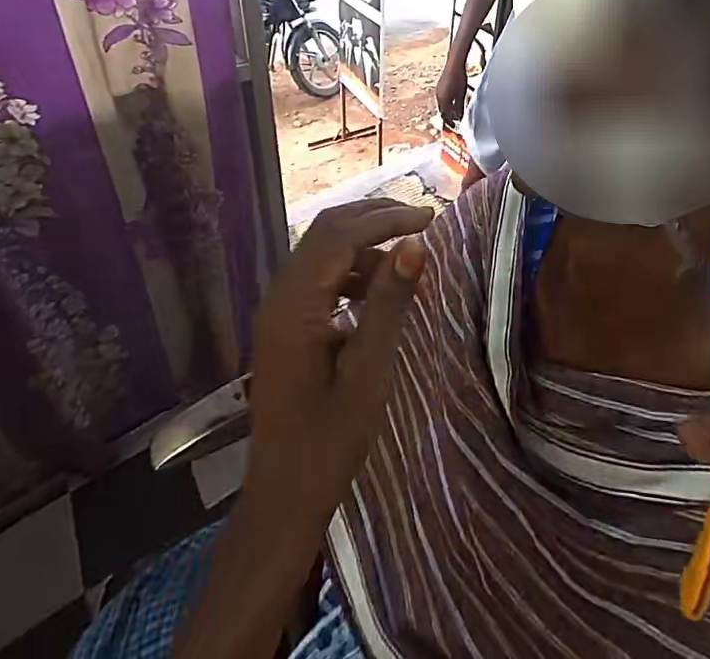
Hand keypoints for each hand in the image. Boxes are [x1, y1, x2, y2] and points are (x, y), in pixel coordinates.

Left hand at [246, 199, 433, 521]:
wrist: (285, 493)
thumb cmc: (330, 438)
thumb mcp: (369, 369)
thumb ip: (389, 302)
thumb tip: (414, 245)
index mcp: (295, 302)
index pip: (340, 235)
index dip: (386, 218)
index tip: (430, 217)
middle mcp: (280, 294)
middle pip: (325, 232)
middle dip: (374, 218)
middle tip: (421, 221)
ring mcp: (278, 308)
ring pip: (322, 252)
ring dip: (364, 246)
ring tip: (407, 263)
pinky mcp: (285, 324)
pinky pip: (320, 278)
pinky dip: (352, 272)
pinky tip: (378, 293)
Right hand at [435, 55, 468, 123]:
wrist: (454, 64)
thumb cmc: (459, 79)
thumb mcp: (461, 95)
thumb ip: (459, 107)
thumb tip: (458, 117)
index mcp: (443, 101)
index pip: (445, 116)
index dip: (450, 123)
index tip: (455, 127)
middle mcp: (438, 97)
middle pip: (442, 111)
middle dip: (448, 117)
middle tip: (454, 122)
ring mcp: (438, 91)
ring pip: (442, 105)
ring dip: (447, 110)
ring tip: (454, 113)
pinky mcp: (440, 87)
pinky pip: (442, 98)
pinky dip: (446, 103)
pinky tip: (452, 103)